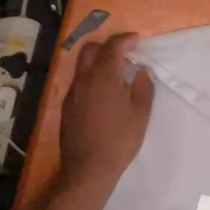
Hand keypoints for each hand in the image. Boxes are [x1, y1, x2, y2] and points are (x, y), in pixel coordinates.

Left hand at [57, 33, 154, 195]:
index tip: (136, 40)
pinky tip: (102, 94)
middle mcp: (84, 79)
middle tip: (123, 52)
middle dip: (107, 45)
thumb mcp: (140, 114)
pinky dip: (90, 78)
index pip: (113, 47)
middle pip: (90, 49)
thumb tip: (141, 71)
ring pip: (82, 65)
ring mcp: (72, 93)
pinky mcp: (66, 107)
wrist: (88, 169)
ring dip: (97, 61)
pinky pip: (78, 82)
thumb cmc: (119, 140)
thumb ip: (143, 87)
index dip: (125, 39)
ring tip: (114, 73)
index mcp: (103, 76)